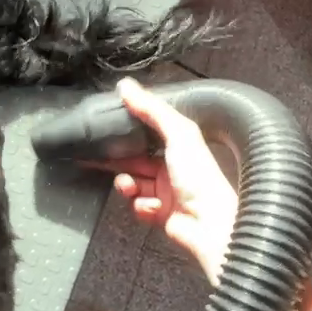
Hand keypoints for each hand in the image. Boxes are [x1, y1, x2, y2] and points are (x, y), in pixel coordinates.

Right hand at [106, 78, 237, 280]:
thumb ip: (151, 110)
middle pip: (134, 160)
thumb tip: (126, 85)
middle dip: (119, 162)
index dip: (127, 132)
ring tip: (131, 188)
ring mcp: (165, 192)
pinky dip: (140, 207)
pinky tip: (151, 207)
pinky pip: (138, 207)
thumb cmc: (200, 178)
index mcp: (179, 146)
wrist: (209, 225)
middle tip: (102, 160)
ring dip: (127, 185)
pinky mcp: (159, 215)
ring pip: (132, 184)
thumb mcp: (178, 134)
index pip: (147, 133)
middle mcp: (172, 168)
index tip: (106, 130)